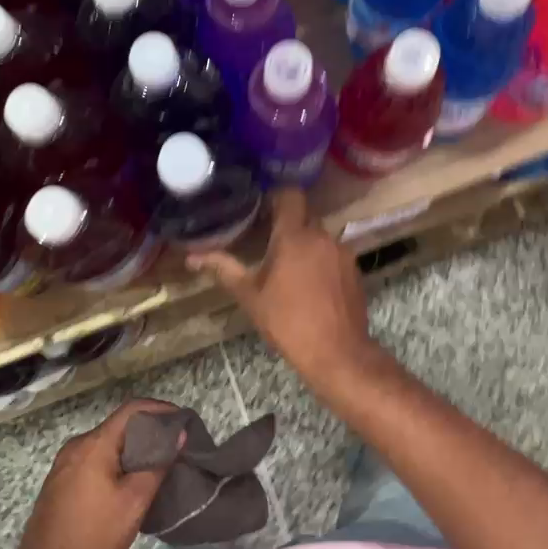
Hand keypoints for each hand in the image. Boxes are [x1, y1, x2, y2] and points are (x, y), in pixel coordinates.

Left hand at [9, 398, 179, 548]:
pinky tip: (125, 482)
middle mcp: (76, 444)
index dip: (159, 408)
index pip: (131, 409)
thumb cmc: (94, 533)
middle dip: (146, 431)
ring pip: (104, 444)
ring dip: (129, 449)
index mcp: (95, 443)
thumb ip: (157, 465)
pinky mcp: (59, 480)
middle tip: (171, 447)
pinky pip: (92, 459)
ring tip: (153, 465)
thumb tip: (176, 436)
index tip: (180, 419)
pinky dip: (113, 461)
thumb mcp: (134, 501)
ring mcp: (64, 462)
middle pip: (117, 426)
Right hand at [188, 190, 379, 378]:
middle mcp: (321, 236)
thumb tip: (192, 257)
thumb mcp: (250, 295)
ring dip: (306, 244)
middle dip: (289, 223)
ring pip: (321, 235)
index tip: (262, 209)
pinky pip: (334, 253)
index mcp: (294, 236)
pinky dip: (322, 260)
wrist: (337, 353)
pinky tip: (312, 283)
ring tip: (290, 266)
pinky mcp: (355, 269)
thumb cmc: (287, 322)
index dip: (277, 196)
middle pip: (305, 215)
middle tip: (269, 240)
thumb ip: (223, 268)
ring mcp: (342, 252)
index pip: (290, 195)